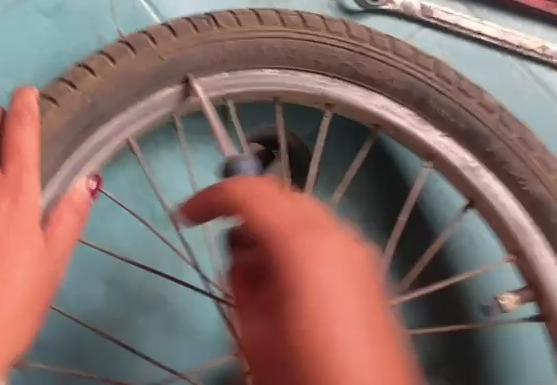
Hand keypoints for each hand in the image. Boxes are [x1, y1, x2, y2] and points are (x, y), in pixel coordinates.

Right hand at [181, 177, 423, 384]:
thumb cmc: (306, 377)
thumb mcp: (255, 337)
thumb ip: (241, 282)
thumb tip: (241, 258)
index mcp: (302, 242)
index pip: (247, 191)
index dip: (210, 197)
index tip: (185, 218)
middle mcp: (334, 232)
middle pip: (278, 195)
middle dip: (244, 211)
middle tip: (220, 246)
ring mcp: (358, 250)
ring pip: (302, 213)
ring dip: (270, 227)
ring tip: (251, 272)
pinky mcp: (370, 272)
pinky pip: (323, 237)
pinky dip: (296, 243)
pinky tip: (283, 284)